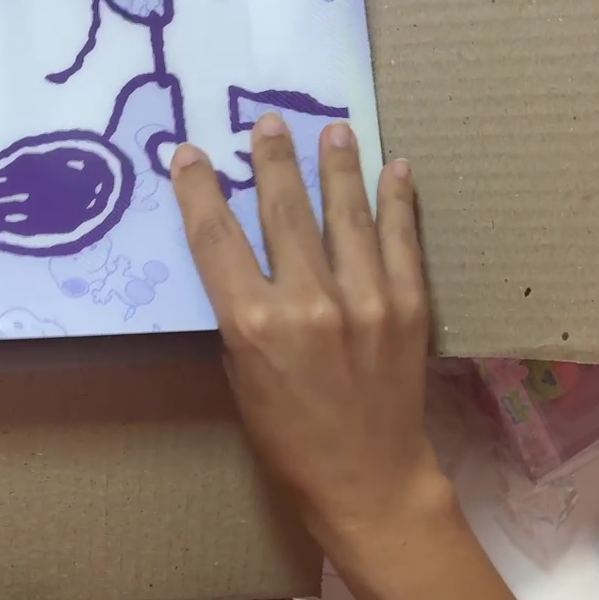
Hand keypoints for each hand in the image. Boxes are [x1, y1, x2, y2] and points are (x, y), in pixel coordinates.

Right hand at [171, 115, 449, 565]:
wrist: (366, 478)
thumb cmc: (286, 441)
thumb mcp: (241, 381)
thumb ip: (243, 320)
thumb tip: (248, 272)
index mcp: (253, 325)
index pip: (217, 240)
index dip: (200, 191)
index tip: (190, 154)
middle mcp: (308, 301)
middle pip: (283, 212)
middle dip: (271, 161)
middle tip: (265, 121)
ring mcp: (366, 298)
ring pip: (345, 214)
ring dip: (336, 166)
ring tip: (334, 127)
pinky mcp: (408, 305)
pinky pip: (400, 239)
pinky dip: (397, 201)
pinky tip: (396, 169)